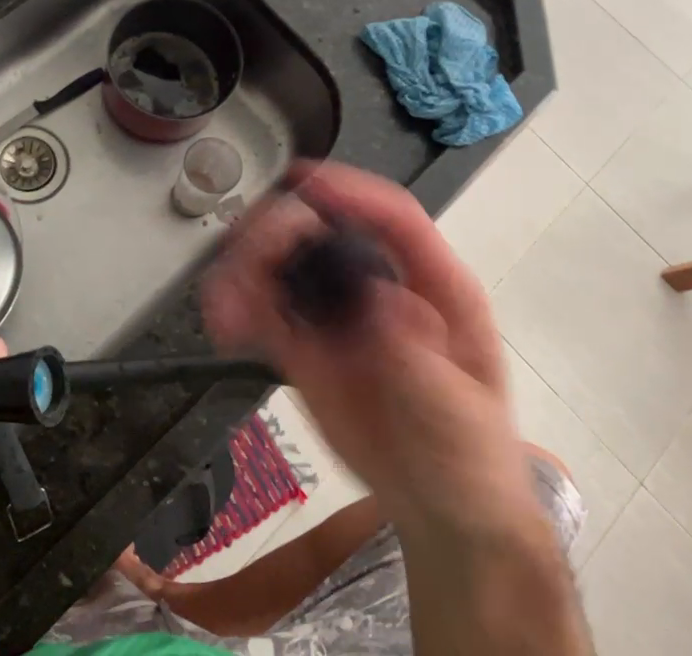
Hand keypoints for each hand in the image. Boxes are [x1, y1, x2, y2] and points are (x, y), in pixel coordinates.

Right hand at [202, 163, 531, 536]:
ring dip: (248, 268)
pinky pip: (267, 315)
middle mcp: (381, 288)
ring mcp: (340, 317)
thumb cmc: (468, 457)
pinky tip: (224, 320)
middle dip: (282, 230)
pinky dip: (240, 308)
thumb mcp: (455, 410)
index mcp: (434, 288)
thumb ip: (419, 355)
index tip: (303, 181)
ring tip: (223, 298)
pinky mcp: (307, 348)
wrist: (438, 511)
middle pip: (327, 232)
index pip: (395, 220)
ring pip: (287, 267)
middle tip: (248, 252)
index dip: (350, 192)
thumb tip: (384, 298)